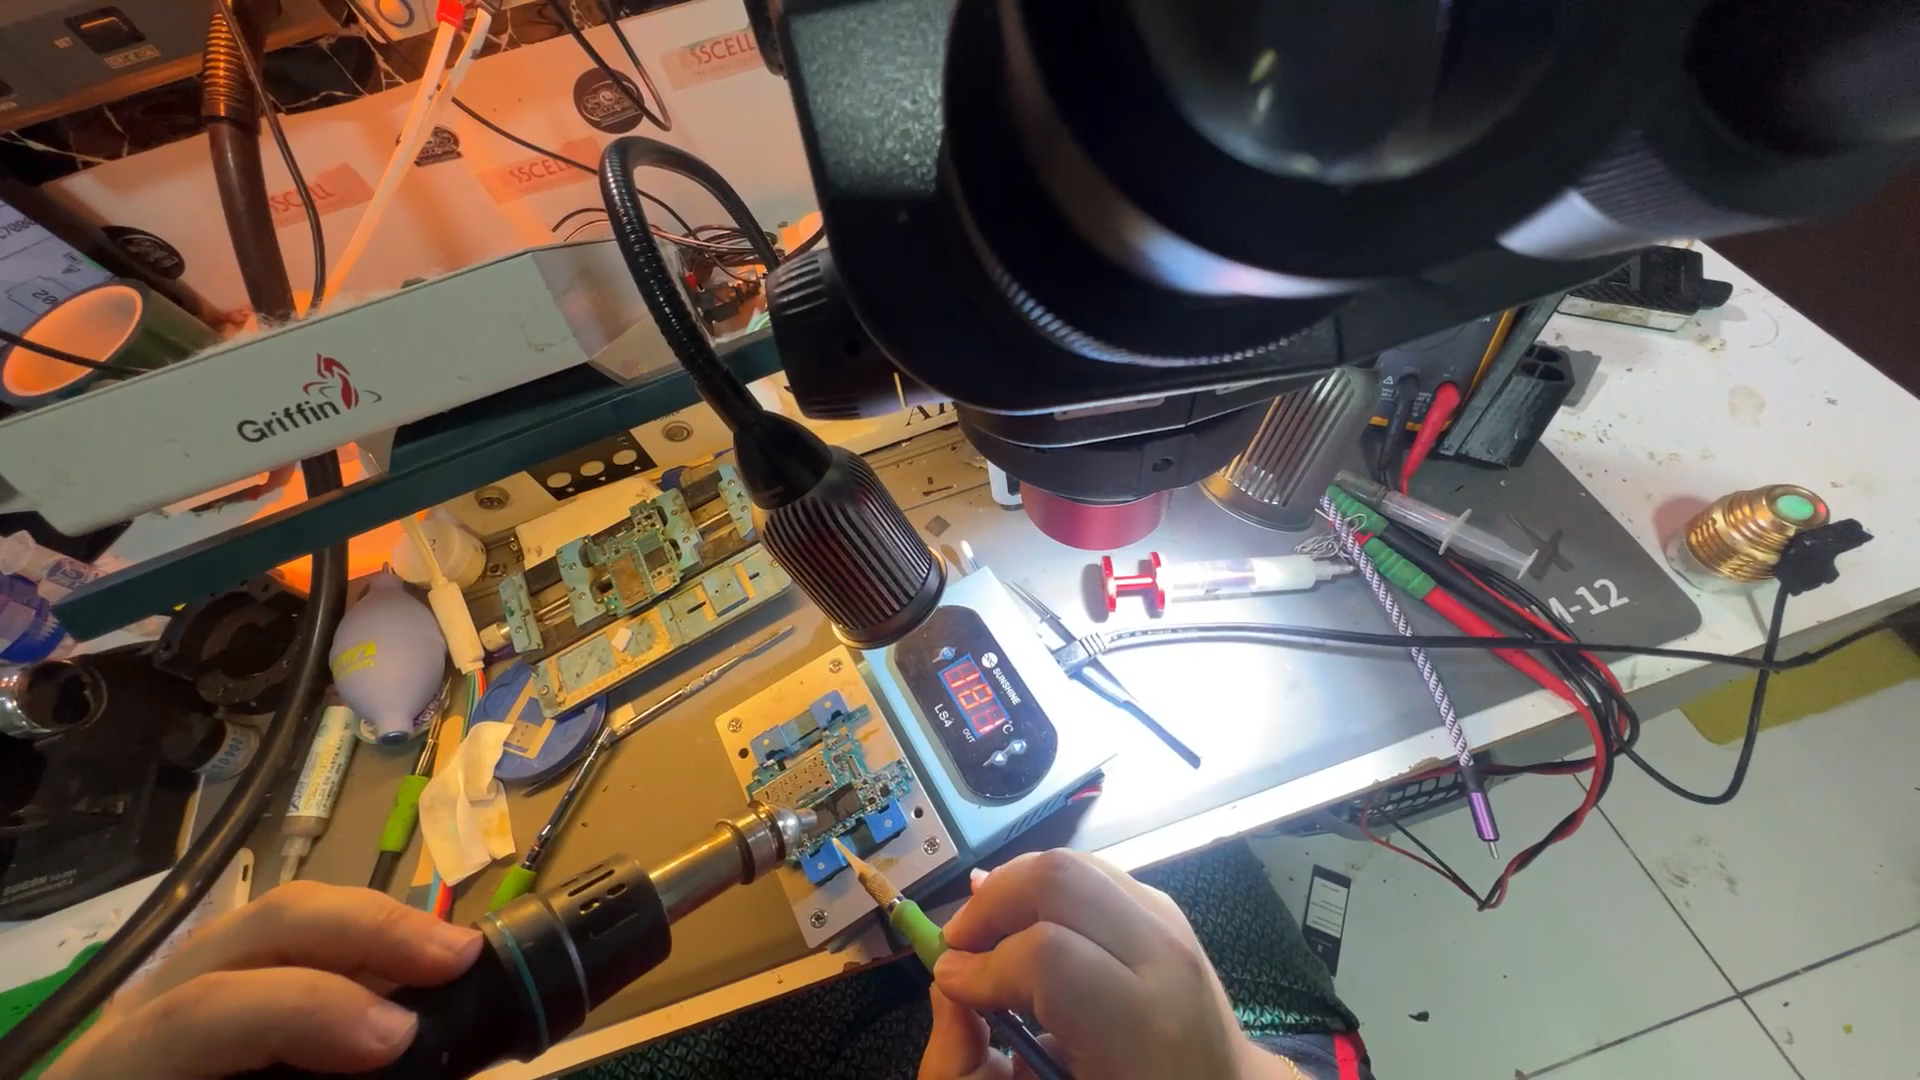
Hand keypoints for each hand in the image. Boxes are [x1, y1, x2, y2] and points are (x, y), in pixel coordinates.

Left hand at [42, 881, 483, 1078]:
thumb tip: (403, 1048)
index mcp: (118, 1072)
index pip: (204, 1012)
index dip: (308, 1009)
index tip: (399, 1037)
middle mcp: (141, 1014)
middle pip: (263, 924)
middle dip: (374, 930)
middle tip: (459, 958)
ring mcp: (186, 984)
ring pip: (292, 911)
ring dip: (386, 925)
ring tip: (454, 954)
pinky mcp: (236, 979)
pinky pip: (310, 935)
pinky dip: (376, 939)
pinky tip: (420, 962)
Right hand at [919, 850, 1287, 1079]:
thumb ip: (1000, 1039)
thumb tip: (951, 975)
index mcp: (1147, 1027)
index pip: (1048, 957)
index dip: (986, 965)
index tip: (952, 979)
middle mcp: (1163, 956)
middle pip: (1059, 880)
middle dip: (994, 900)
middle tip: (961, 939)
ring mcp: (1167, 917)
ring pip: (1070, 862)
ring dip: (1014, 885)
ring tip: (986, 927)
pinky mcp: (1160, 901)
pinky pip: (1087, 869)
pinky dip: (1043, 883)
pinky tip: (1022, 916)